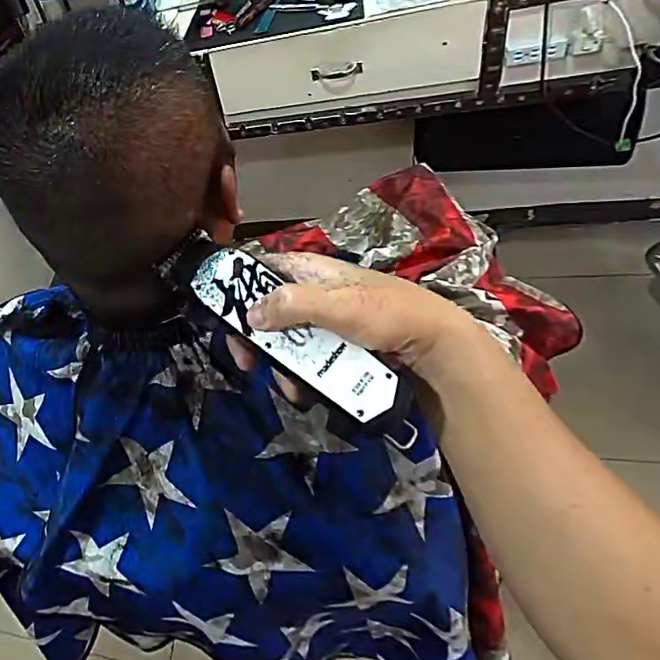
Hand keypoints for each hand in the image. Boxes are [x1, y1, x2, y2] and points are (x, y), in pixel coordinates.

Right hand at [239, 252, 480, 379]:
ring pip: (288, 338)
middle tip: (248, 362)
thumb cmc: (386, 314)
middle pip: (269, 309)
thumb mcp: (338, 306)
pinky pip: (310, 356)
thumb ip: (293, 306)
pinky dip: (304, 373)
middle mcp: (313, 290)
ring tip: (291, 388)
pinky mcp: (338, 343)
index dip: (239, 287)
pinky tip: (307, 392)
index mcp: (310, 269)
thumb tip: (251, 314)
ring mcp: (326, 319)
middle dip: (258, 338)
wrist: (432, 342)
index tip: (226, 317)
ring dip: (283, 364)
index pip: (262, 268)